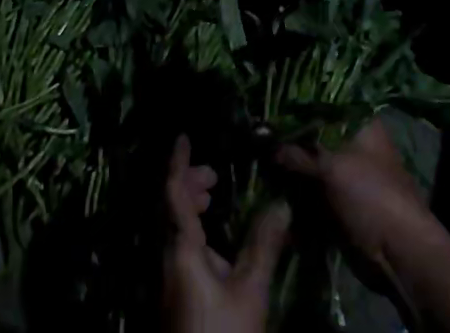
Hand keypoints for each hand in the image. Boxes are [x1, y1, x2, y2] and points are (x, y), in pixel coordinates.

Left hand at [163, 135, 290, 332]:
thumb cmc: (223, 331)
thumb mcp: (250, 290)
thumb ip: (264, 245)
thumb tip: (282, 202)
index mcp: (179, 247)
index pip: (172, 192)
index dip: (177, 162)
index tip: (183, 136)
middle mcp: (167, 255)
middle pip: (169, 206)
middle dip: (188, 183)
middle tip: (214, 175)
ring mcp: (168, 275)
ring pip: (172, 226)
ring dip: (189, 205)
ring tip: (213, 199)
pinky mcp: (176, 291)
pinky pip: (178, 243)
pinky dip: (192, 228)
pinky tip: (213, 239)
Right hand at [276, 118, 436, 288]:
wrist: (397, 252)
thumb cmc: (370, 195)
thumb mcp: (331, 167)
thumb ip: (296, 152)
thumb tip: (262, 139)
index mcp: (361, 125)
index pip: (324, 104)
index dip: (297, 106)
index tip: (269, 108)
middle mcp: (354, 144)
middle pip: (315, 134)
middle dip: (289, 137)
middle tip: (258, 133)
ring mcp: (347, 173)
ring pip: (311, 162)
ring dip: (290, 164)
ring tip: (259, 155)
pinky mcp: (340, 199)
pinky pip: (312, 186)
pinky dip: (296, 186)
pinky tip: (272, 180)